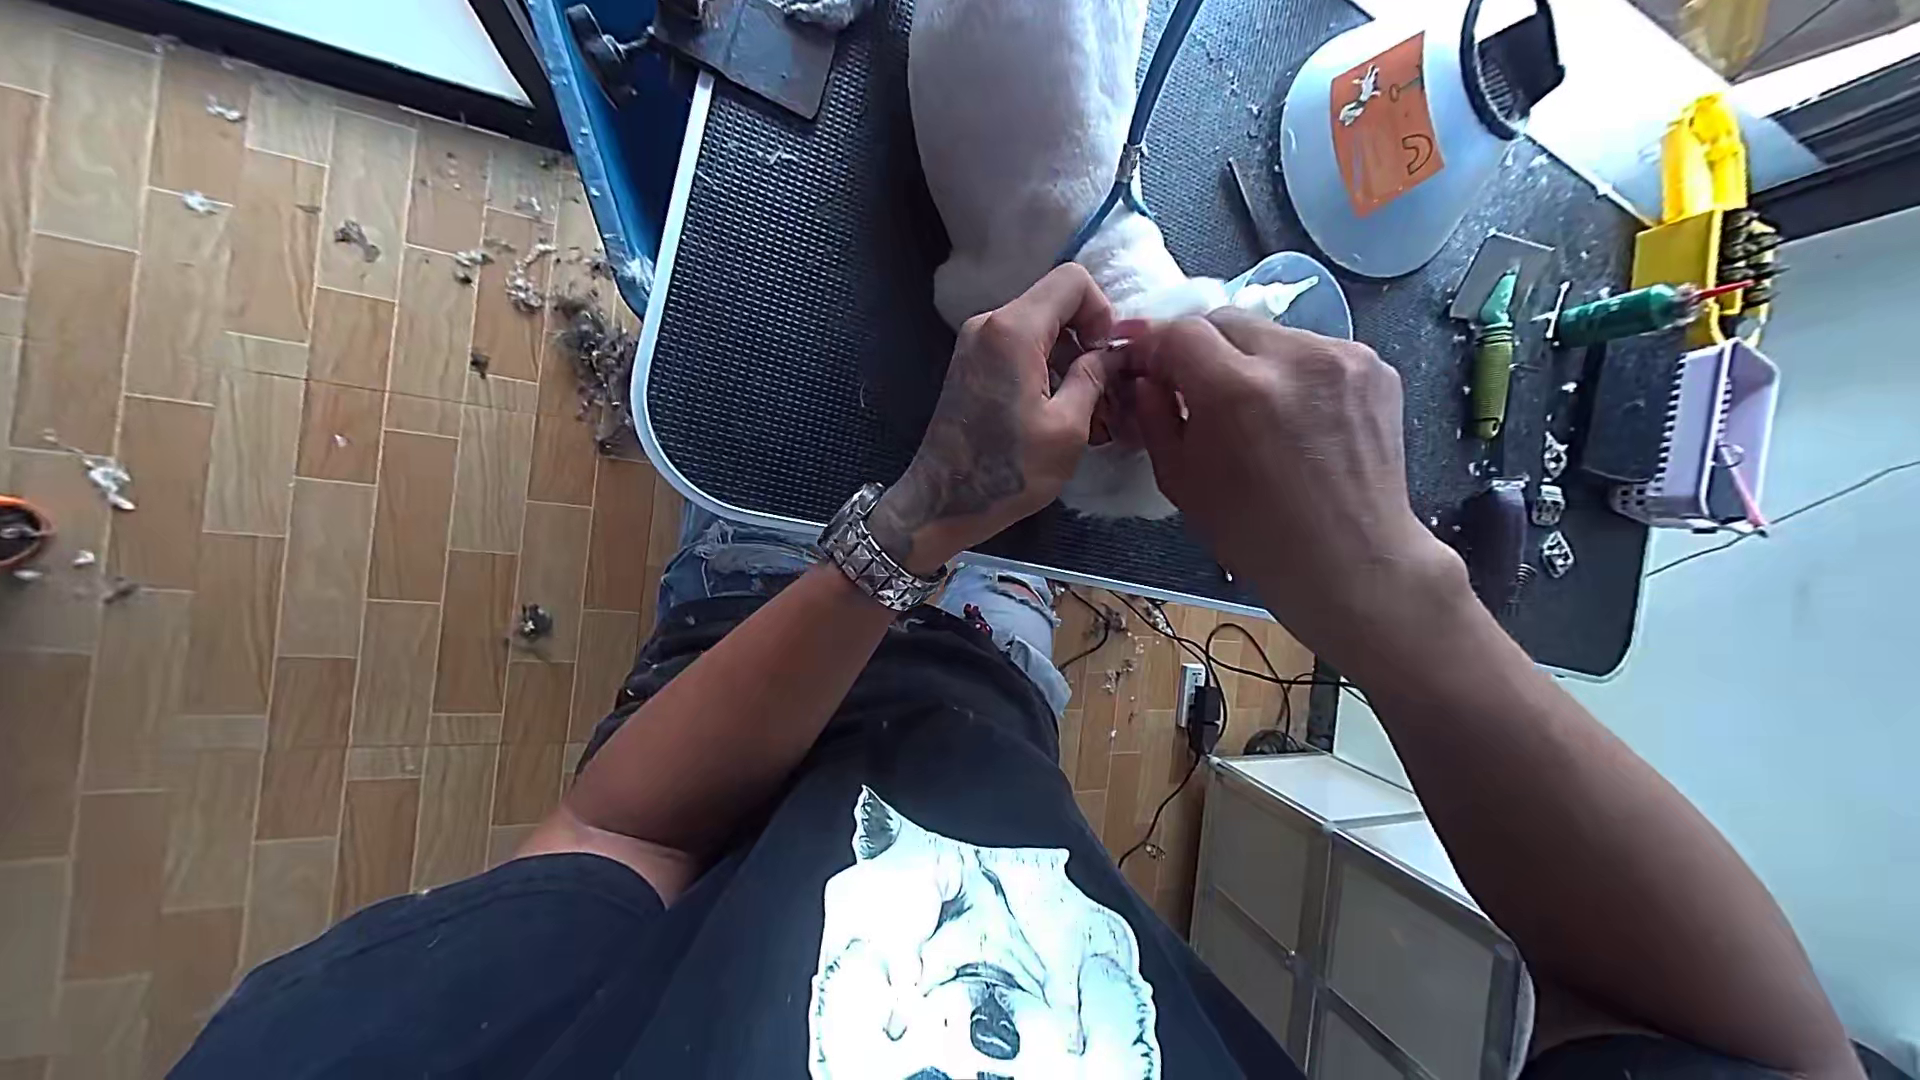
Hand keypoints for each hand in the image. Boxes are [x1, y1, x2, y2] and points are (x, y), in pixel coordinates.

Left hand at [871, 264, 1122, 574]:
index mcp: (1013, 330)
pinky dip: (1042, 365)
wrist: (942, 502)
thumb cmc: (1007, 471)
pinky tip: (1054, 407)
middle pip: (1054, 302)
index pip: (1072, 280)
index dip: (1102, 311)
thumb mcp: (1067, 428)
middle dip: (1086, 336)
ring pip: (1036, 326)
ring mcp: (973, 344)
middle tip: (1102, 385)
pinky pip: (1015, 347)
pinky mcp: (968, 366)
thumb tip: (1109, 353)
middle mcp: (988, 324)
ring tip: (1084, 404)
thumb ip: (1093, 377)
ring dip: (1066, 355)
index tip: (1107, 356)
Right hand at [1123, 310, 1468, 667]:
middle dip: (1195, 346)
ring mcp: (1341, 357)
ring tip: (1243, 402)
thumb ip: (1155, 417)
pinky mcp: (1373, 366)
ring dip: (1242, 357)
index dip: (1151, 341)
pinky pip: (1308, 349)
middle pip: (1223, 320)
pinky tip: (1286, 410)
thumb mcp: (1180, 480)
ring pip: (1268, 332)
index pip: (1180, 332)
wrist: (1347, 558)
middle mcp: (1293, 358)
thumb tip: (1147, 378)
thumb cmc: (1251, 532)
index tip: (1138, 356)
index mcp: (1237, 391)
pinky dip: (1284, 369)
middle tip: (1186, 383)